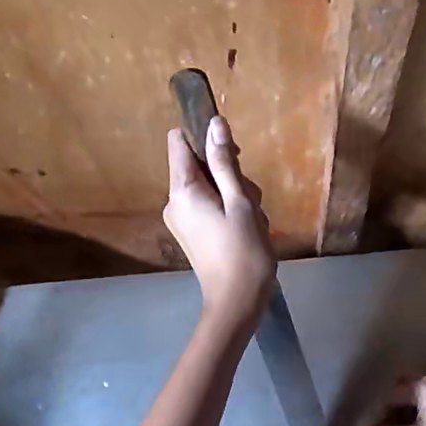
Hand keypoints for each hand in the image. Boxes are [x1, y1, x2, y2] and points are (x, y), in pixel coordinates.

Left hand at [165, 115, 275, 326]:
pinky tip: (245, 228)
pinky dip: (229, 209)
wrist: (236, 301)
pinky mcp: (191, 233)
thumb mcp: (240, 202)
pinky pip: (209, 206)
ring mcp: (181, 219)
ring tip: (250, 219)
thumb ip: (225, 163)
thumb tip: (214, 124)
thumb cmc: (243, 252)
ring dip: (234, 194)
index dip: (204, 137)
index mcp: (182, 191)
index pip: (179, 141)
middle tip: (249, 199)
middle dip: (228, 173)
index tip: (231, 152)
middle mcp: (174, 202)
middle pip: (199, 165)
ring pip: (209, 187)